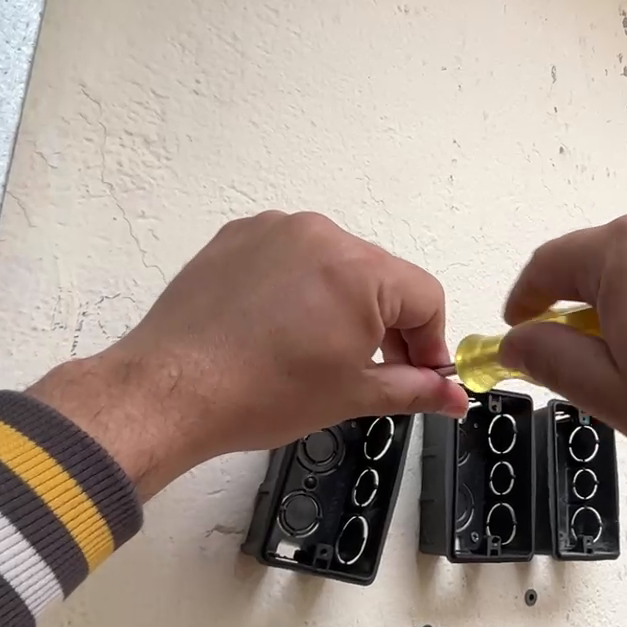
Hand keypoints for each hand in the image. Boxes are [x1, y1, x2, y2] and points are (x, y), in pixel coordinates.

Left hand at [29, 212, 468, 497]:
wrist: (169, 390)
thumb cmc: (265, 395)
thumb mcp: (354, 395)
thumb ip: (417, 389)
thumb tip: (457, 397)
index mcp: (361, 270)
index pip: (426, 297)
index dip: (429, 342)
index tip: (419, 375)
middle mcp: (324, 234)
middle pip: (384, 278)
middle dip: (388, 324)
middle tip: (371, 369)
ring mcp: (277, 229)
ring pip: (339, 264)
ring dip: (345, 302)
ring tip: (319, 348)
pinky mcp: (240, 235)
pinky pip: (293, 254)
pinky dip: (302, 285)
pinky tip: (282, 325)